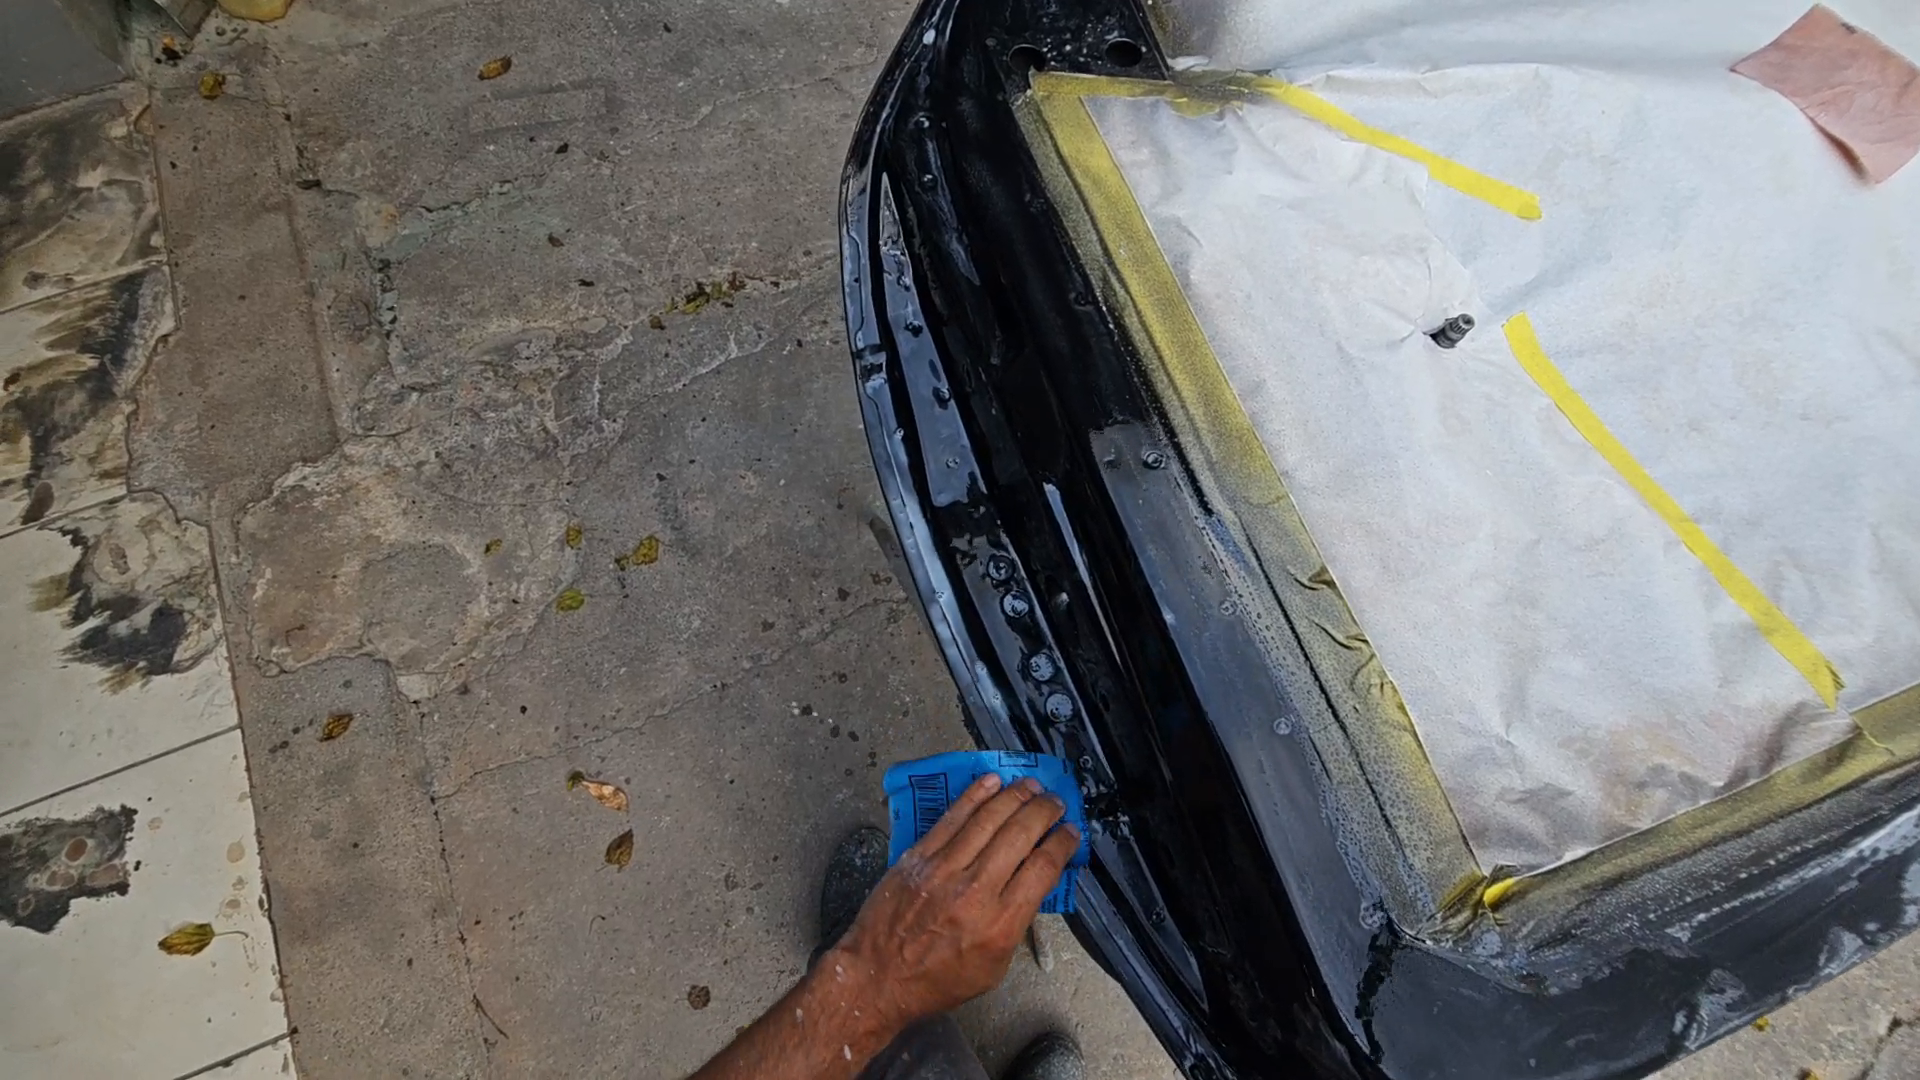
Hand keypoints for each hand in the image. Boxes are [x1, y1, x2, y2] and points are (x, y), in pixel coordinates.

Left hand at [823, 773, 1079, 1031]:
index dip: (1061, 844)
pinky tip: (992, 782)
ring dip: (1015, 795)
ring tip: (1031, 785)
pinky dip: (975, 795)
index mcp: (999, 924)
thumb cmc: (938, 979)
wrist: (878, 976)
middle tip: (1055, 801)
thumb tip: (1034, 877)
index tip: (1070, 831)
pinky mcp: (920, 854)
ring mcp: (944, 868)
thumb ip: (1016, 920)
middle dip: (1043, 812)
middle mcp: (975, 890)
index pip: (1042, 869)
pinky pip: (953, 816)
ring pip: (988, 818)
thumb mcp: (994, 966)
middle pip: (1019, 834)